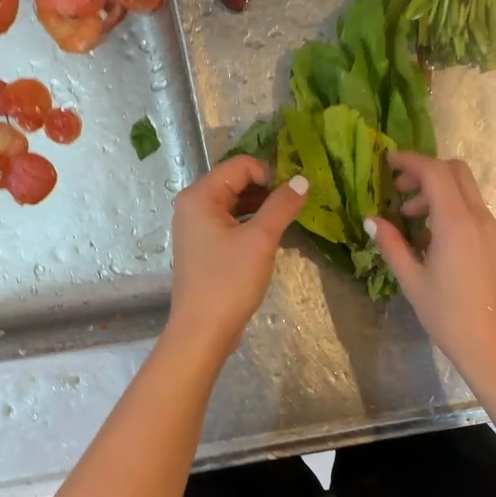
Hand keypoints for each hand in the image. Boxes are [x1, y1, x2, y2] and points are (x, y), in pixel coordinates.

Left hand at [167, 156, 308, 358]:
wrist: (203, 330)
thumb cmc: (229, 281)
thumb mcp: (260, 240)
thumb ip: (282, 206)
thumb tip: (303, 180)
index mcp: (200, 196)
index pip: (239, 166)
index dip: (270, 172)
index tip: (295, 192)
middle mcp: (193, 207)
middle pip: (235, 183)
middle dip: (267, 190)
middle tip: (296, 206)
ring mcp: (196, 230)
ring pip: (234, 206)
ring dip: (261, 210)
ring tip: (287, 222)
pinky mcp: (204, 251)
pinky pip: (230, 226)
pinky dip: (250, 227)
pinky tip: (270, 240)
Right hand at [368, 153, 495, 372]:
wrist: (491, 344)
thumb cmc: (448, 316)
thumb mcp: (412, 281)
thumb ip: (392, 245)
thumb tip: (372, 219)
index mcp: (456, 224)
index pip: (435, 172)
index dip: (410, 161)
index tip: (388, 164)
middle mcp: (479, 218)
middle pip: (455, 171)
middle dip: (426, 172)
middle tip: (400, 192)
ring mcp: (491, 230)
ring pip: (466, 191)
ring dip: (437, 194)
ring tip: (410, 222)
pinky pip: (473, 212)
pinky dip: (451, 210)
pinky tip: (431, 240)